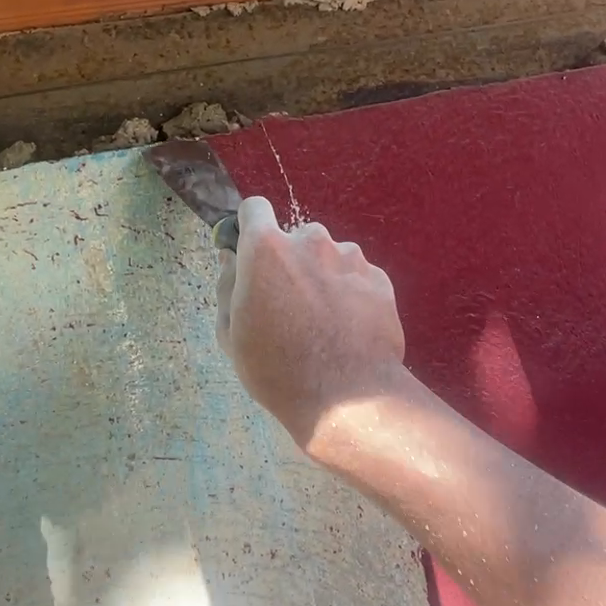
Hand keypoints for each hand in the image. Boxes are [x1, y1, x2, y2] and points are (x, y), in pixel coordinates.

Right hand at [215, 197, 412, 446]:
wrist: (346, 396)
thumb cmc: (276, 368)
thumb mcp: (231, 333)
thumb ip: (227, 285)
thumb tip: (231, 258)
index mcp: (266, 249)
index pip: (254, 208)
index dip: (251, 228)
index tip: (253, 251)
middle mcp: (310, 240)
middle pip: (297, 237)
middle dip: (292, 260)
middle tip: (291, 304)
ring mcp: (350, 257)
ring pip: (331, 256)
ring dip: (324, 276)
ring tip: (325, 321)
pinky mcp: (378, 277)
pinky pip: (358, 275)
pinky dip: (352, 293)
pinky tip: (349, 329)